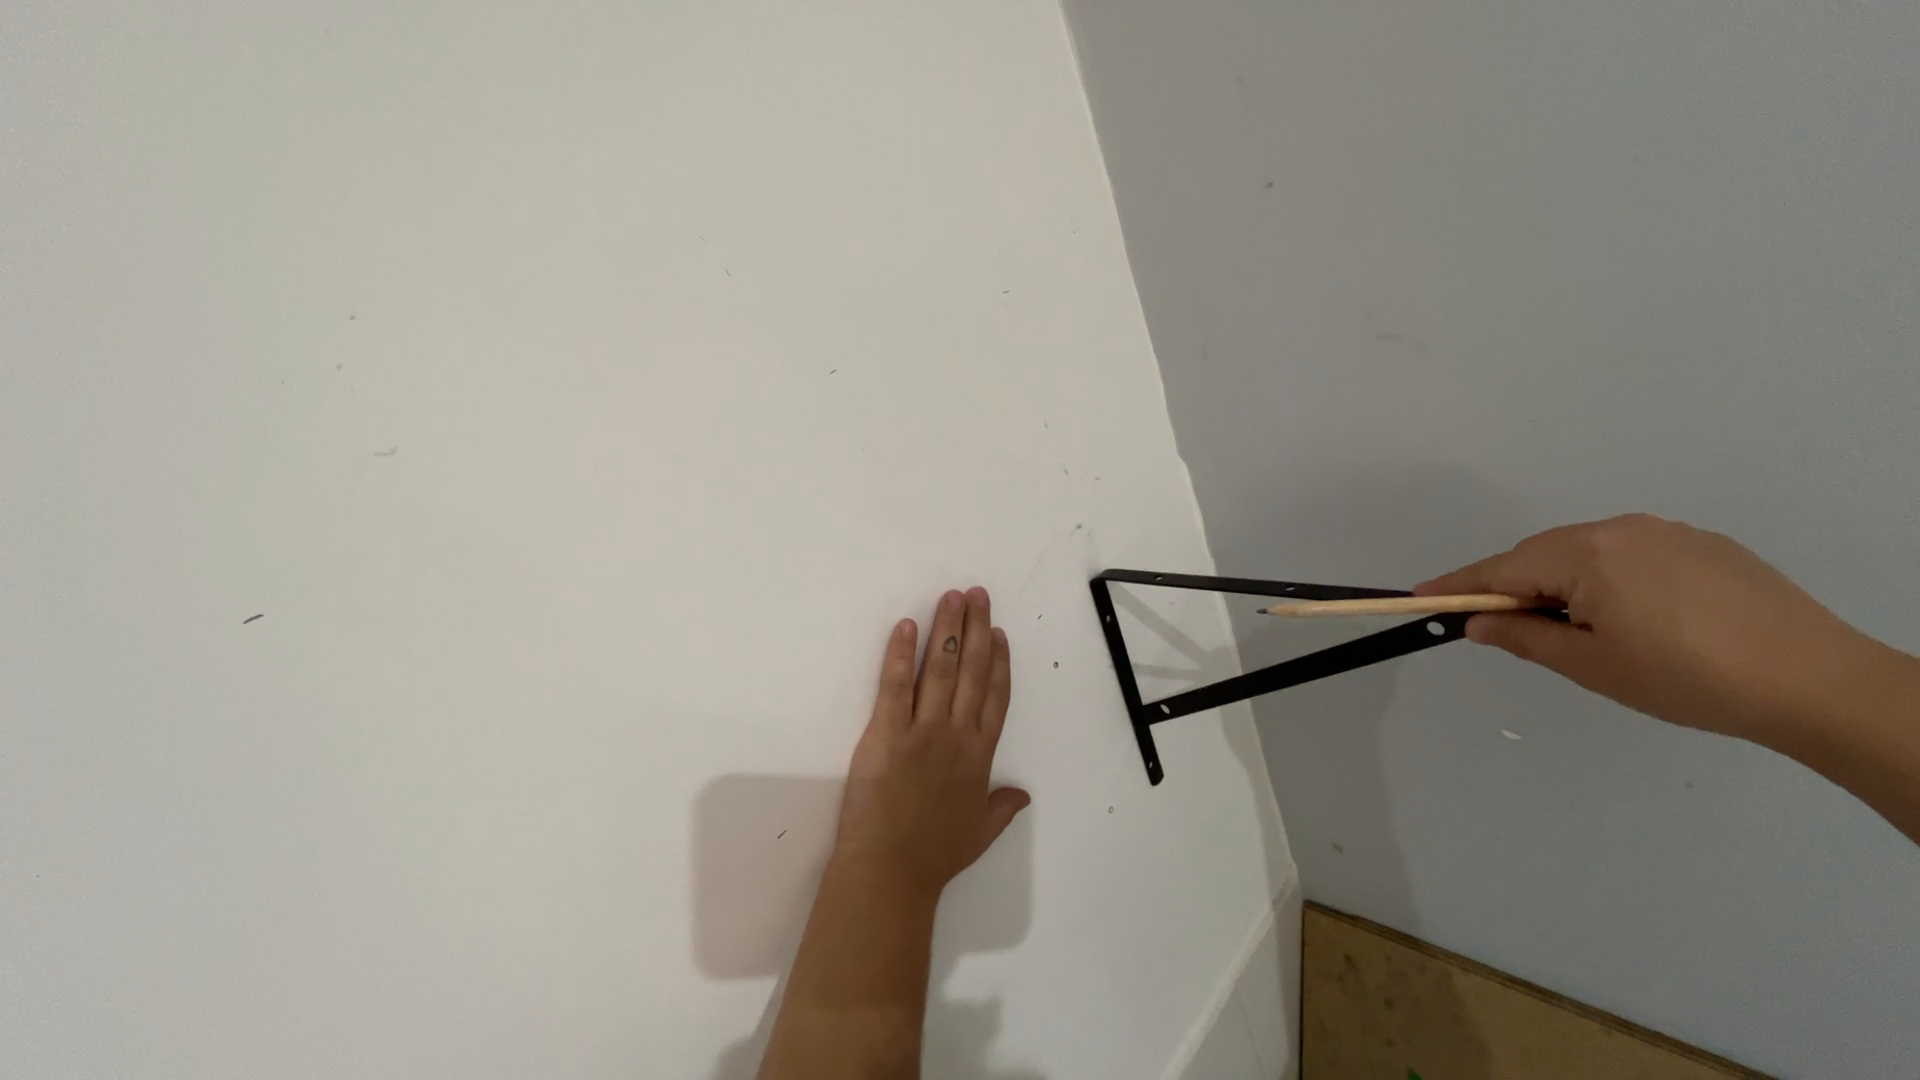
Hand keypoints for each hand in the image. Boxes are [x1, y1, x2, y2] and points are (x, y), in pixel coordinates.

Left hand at [832, 587, 1029, 900]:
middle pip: (971, 670)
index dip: (999, 661)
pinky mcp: (886, 732)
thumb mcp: (979, 832)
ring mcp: (923, 730)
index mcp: (980, 755)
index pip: (996, 696)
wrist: (891, 870)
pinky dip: (900, 653)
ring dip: (947, 629)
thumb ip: (1003, 808)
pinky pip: (895, 684)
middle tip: (977, 595)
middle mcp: (957, 734)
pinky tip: (907, 625)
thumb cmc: (935, 855)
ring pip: (940, 669)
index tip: (999, 632)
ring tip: (952, 597)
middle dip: (976, 628)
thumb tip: (1024, 795)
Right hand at [1416, 514, 1895, 742]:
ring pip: (1587, 553)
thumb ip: (1524, 636)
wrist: (1818, 683)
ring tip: (1578, 632)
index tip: (1421, 596)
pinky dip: (1608, 580)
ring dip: (1564, 584)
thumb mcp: (1591, 665)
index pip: (1502, 567)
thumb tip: (1479, 621)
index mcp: (1588, 555)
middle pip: (1543, 554)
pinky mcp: (1707, 546)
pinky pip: (1631, 555)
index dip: (1459, 585)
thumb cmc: (1687, 677)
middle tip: (1502, 627)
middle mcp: (1623, 529)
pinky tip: (1634, 619)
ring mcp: (1669, 533)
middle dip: (1516, 586)